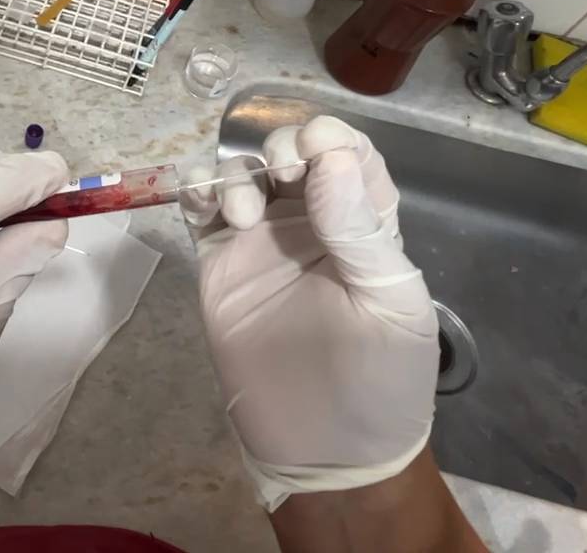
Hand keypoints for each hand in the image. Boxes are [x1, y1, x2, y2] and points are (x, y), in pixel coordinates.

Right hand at [182, 116, 438, 510]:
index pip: (350, 157)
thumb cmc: (378, 378)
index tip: (316, 150)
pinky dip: (195, 190)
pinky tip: (201, 201)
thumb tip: (331, 157)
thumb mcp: (391, 305)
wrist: (323, 448)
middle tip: (283, 171)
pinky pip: (200, 209)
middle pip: (290, 152)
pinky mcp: (219, 261)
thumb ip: (359, 230)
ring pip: (242, 174)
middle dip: (282, 145)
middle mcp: (308, 221)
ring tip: (243, 216)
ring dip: (237, 175)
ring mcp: (259, 240)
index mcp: (362, 225)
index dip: (332, 139)